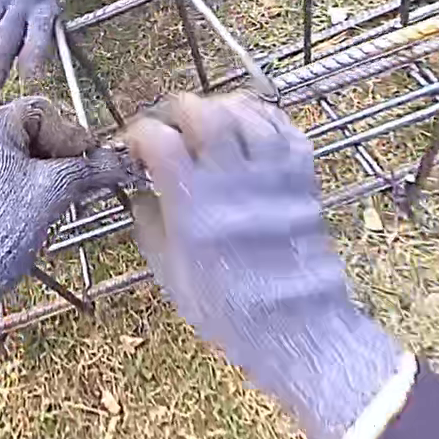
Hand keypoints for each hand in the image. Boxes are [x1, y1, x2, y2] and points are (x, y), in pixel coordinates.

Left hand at [0, 97, 128, 359]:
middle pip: (37, 129)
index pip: (44, 110)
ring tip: (67, 192)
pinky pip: (17, 169)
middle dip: (64, 152)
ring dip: (55, 168)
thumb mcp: (54, 191)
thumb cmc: (1, 229)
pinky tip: (50, 201)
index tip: (87, 159)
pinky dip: (38, 180)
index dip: (71, 134)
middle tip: (81, 176)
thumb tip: (122, 161)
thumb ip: (91, 168)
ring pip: (30, 151)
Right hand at [126, 95, 405, 438]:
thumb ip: (149, 223)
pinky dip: (260, 116)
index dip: (140, 132)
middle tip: (173, 127)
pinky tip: (247, 127)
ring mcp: (271, 173)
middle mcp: (232, 180)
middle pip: (204, 112)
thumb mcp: (170, 273)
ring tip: (210, 124)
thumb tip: (139, 189)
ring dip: (220, 109)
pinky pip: (282, 125)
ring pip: (244, 111)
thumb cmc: (226, 309)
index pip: (160, 140)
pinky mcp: (301, 174)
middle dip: (179, 111)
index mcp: (194, 206)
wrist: (298, 330)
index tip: (137, 144)